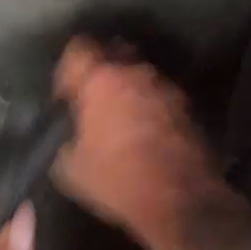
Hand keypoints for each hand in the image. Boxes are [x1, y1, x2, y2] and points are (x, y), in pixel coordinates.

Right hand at [52, 37, 250, 249]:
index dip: (68, 68)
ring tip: (119, 114)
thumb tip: (67, 135)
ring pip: (138, 74)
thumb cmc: (117, 180)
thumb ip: (64, 138)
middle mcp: (133, 73)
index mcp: (99, 80)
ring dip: (126, 87)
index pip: (78, 48)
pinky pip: (158, 95)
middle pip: (112, 52)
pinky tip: (142, 130)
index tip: (65, 92)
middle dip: (100, 70)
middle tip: (91, 97)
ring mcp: (164, 87)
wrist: (181, 201)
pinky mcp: (186, 106)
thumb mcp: (70, 167)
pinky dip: (147, 104)